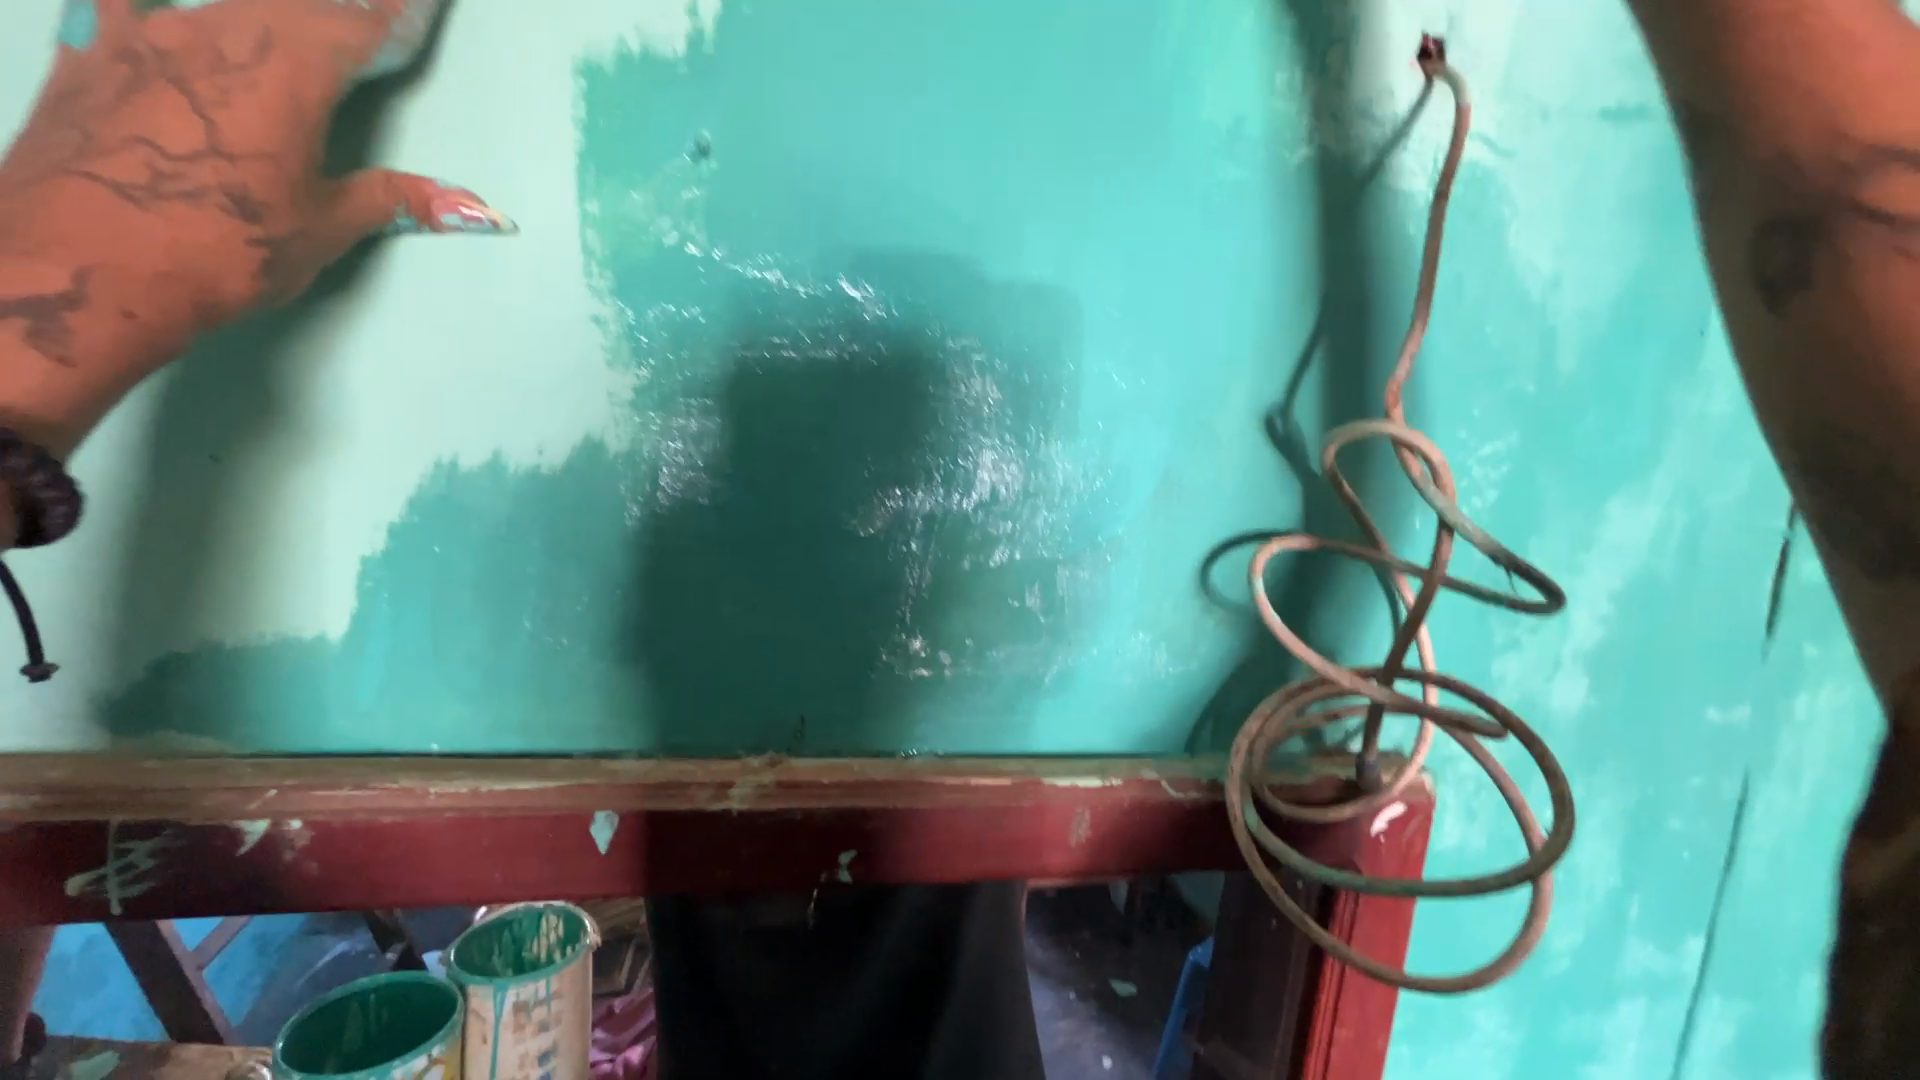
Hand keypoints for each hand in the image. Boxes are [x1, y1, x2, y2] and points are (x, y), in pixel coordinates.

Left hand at [0, 0, 510, 454]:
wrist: (84, 265)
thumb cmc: (227, 247)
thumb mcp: (327, 226)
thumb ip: (397, 199)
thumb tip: (481, 210)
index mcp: (287, 71)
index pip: (357, 24)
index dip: (396, 13)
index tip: (423, 4)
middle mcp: (215, 32)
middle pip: (291, 3)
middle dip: (338, 8)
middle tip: (366, 12)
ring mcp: (143, 34)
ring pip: (222, 4)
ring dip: (266, 11)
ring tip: (293, 16)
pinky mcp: (89, 54)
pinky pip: (122, 4)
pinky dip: (151, 6)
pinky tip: (157, 11)